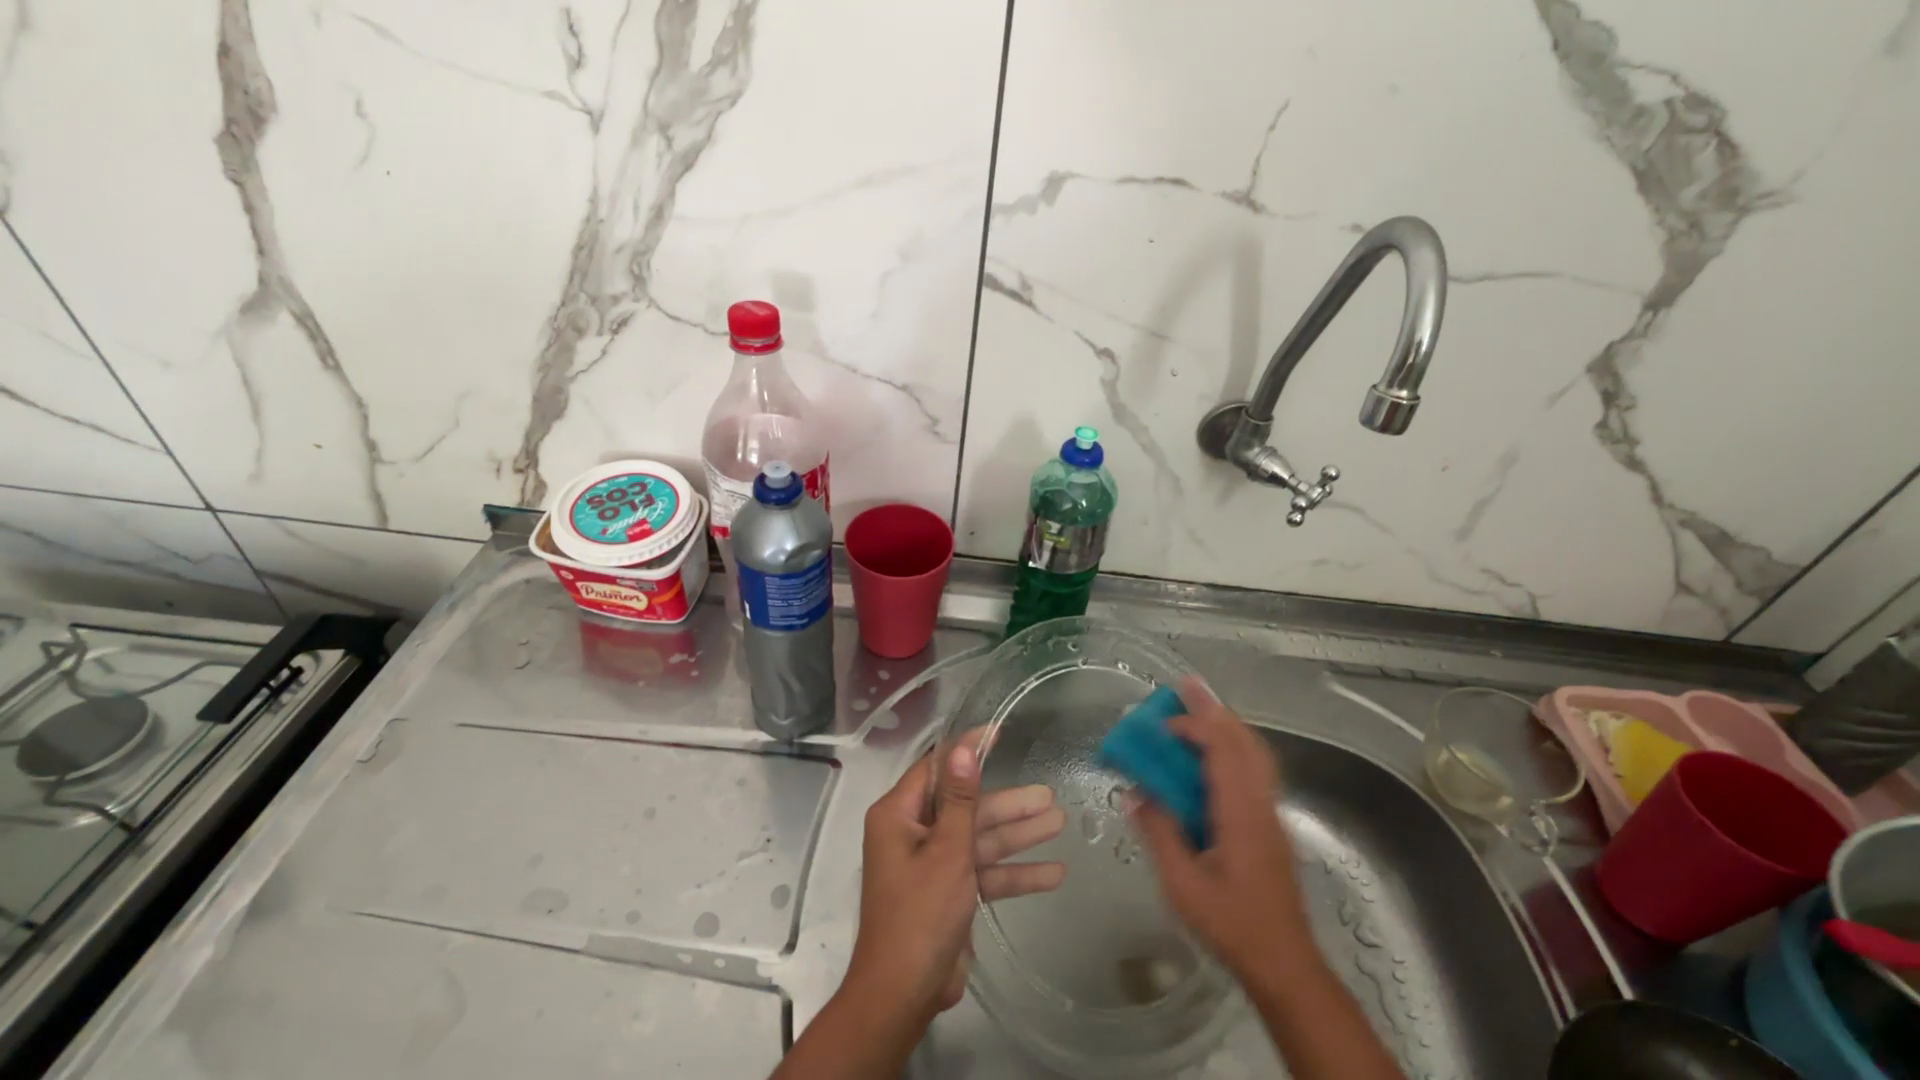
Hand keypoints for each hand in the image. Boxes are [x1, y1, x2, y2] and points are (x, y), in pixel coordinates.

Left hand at [842, 742, 1066, 1025]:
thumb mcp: (947, 851)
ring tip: (1060, 822)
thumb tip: (963, 748)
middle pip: (966, 807)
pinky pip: (982, 873)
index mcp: (899, 815)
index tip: (1000, 732)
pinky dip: (1012, 873)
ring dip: (1016, 835)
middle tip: (1049, 795)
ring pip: (979, 840)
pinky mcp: (948, 894)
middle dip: (1008, 804)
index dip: (969, 750)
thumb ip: (960, 800)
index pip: (937, 768)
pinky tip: (1053, 872)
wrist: (905, 990)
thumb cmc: (921, 912)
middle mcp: (913, 834)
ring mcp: (931, 865)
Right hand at [1129, 678, 1311, 986]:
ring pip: (1256, 754)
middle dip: (1215, 710)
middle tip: (1186, 686)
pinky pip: (1255, 771)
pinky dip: (1234, 749)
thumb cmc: (1231, 923)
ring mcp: (1270, 815)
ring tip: (1199, 710)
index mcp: (1239, 813)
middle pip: (1245, 741)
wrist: (1283, 960)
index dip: (1194, 726)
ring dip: (1227, 727)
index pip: (1222, 750)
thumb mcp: (1182, 884)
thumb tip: (1136, 794)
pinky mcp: (1271, 827)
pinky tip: (1213, 758)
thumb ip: (1159, 833)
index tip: (1161, 723)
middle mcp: (1261, 804)